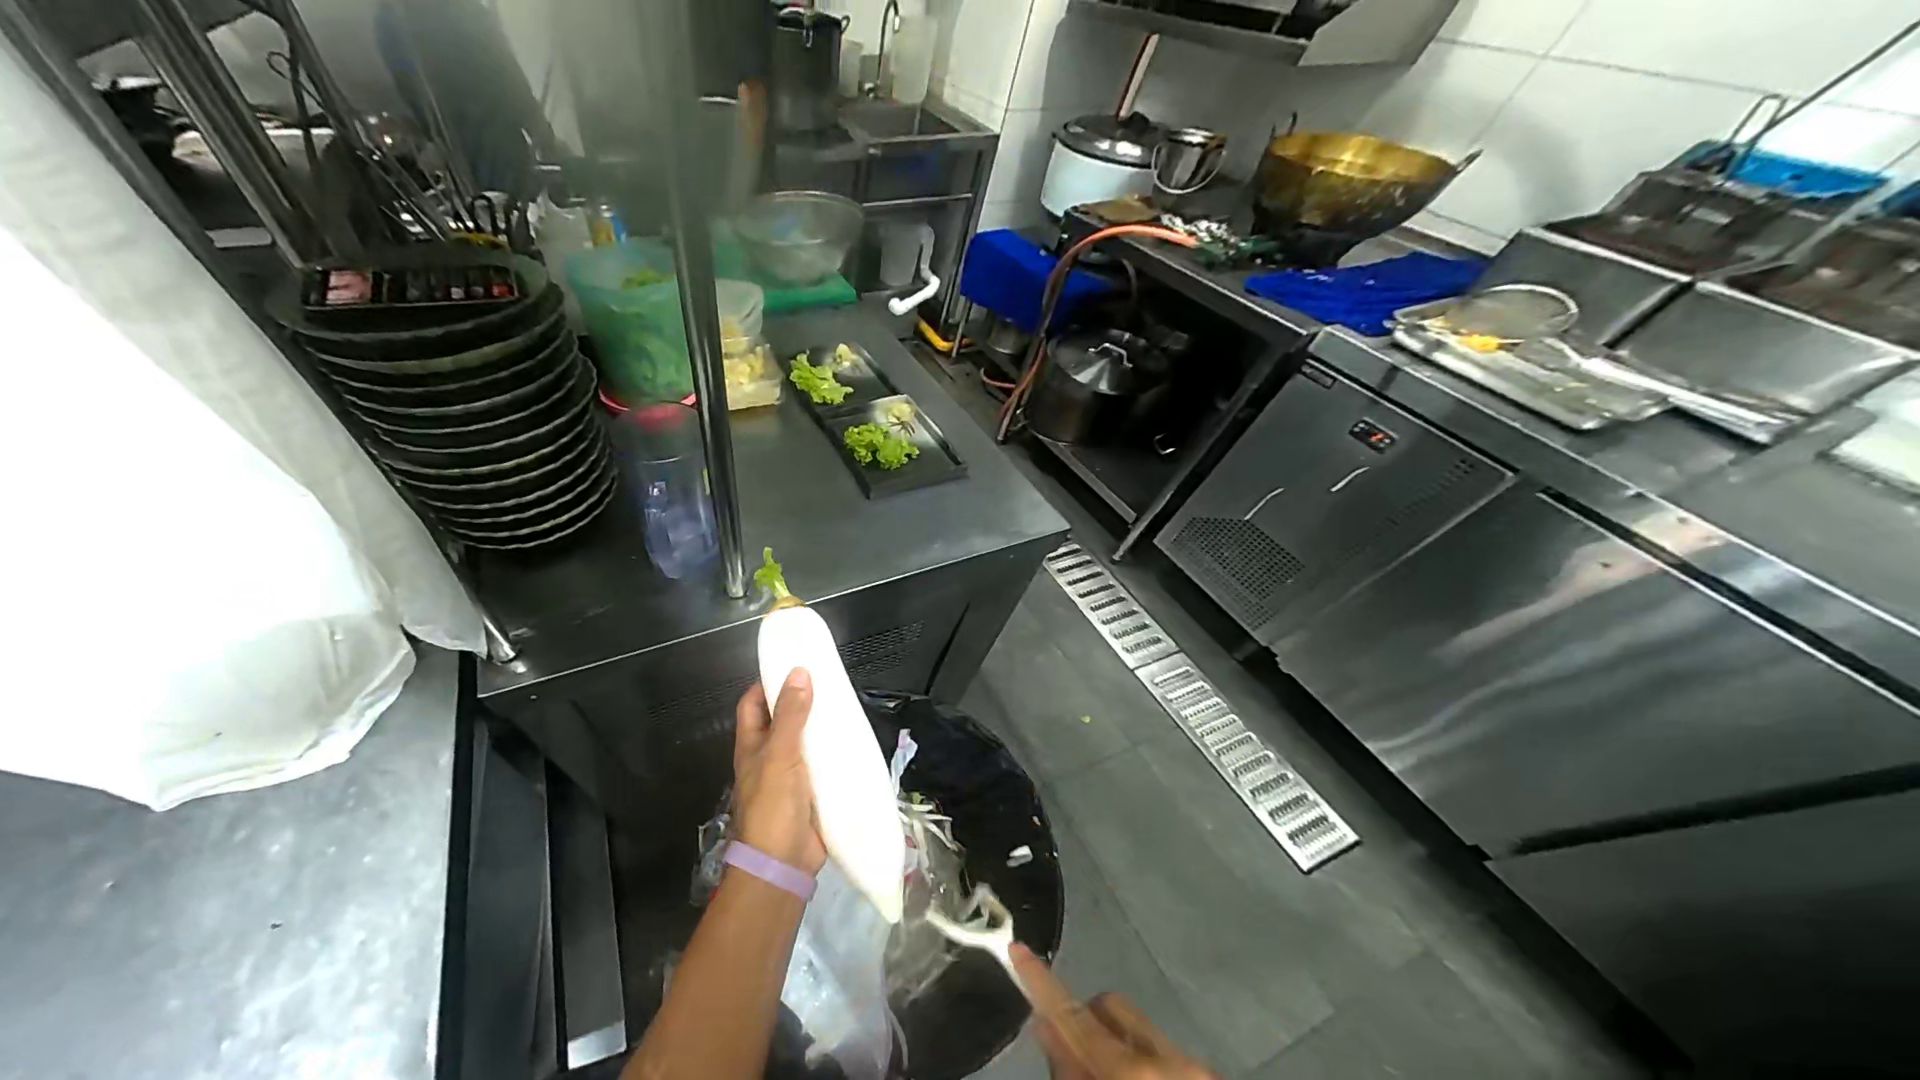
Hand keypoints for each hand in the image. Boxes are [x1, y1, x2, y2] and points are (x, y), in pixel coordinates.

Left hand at [732, 670, 827, 874]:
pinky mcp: (812, 791)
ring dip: (822, 726)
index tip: (792, 665)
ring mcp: (791, 775)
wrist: (784, 862)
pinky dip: (836, 751)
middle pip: (782, 720)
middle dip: (801, 701)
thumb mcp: (780, 755)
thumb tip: (799, 673)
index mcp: (752, 745)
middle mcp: (769, 757)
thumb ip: (791, 716)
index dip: (767, 683)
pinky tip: (855, 740)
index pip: (753, 704)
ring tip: (846, 705)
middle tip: (828, 682)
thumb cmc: (773, 805)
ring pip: (806, 741)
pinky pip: (824, 763)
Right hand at [1011, 944, 1218, 1079]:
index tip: (1017, 950)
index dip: (1041, 984)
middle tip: (1068, 1065)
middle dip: (1082, 1023)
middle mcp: (1170, 1061)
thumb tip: (1049, 1032)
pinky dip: (1137, 1072)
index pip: (1076, 1018)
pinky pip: (1161, 1060)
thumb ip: (1074, 1076)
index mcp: (1134, 1075)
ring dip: (1111, 1052)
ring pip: (1138, 1034)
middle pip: (1109, 1008)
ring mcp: (1197, 1071)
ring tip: (1097, 1078)